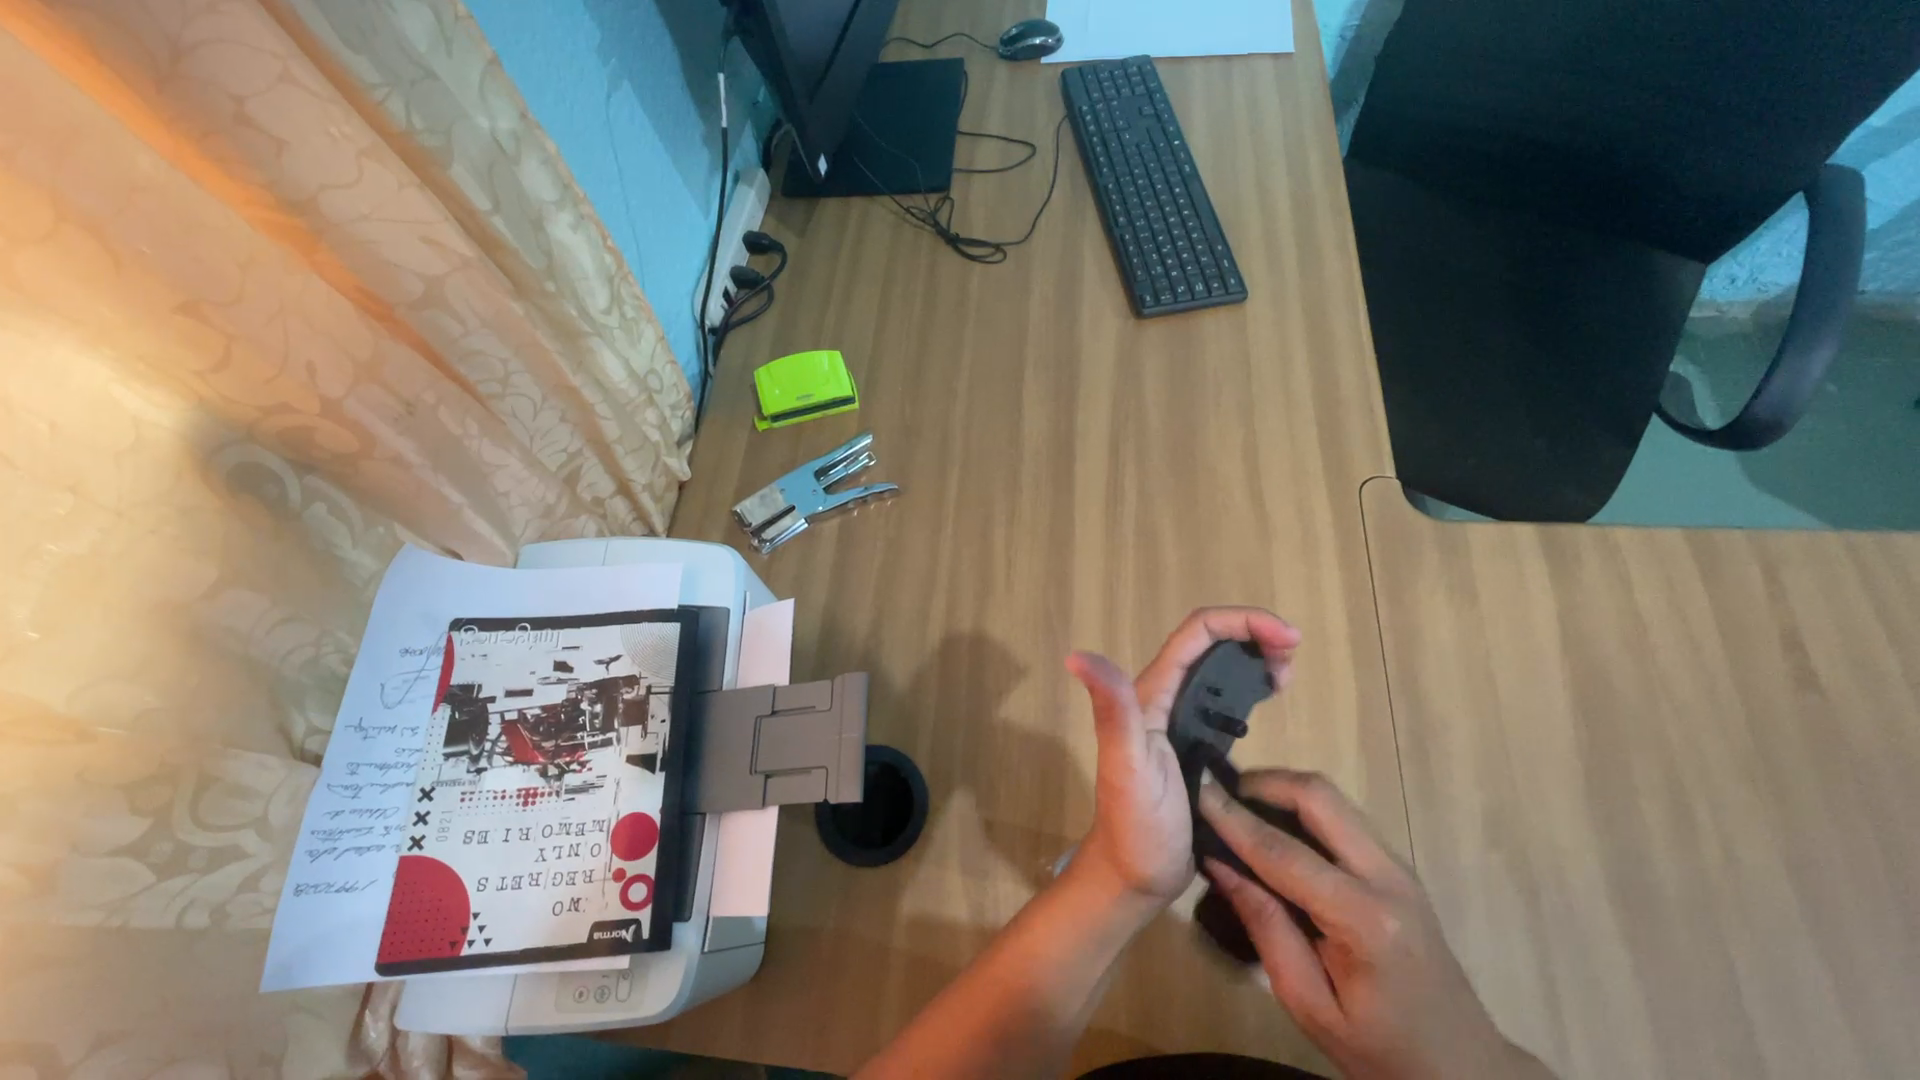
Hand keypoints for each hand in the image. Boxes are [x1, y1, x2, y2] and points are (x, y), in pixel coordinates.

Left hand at [1069, 608, 1300, 905]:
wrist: (1132, 876)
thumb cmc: (1133, 827)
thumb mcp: (1126, 768)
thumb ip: (1112, 711)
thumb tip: (1078, 656)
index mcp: (1150, 695)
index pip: (1196, 634)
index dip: (1241, 622)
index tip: (1287, 638)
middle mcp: (1163, 698)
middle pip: (1209, 644)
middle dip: (1252, 635)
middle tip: (1291, 658)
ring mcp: (1177, 720)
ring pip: (1216, 668)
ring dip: (1252, 657)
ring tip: (1285, 675)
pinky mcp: (1192, 743)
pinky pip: (1222, 699)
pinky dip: (1248, 688)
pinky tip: (1268, 701)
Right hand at [1199, 771, 1552, 1079]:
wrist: (1464, 1067)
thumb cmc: (1380, 1050)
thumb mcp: (1309, 1004)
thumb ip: (1265, 928)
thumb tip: (1219, 863)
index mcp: (1365, 920)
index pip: (1283, 852)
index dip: (1233, 819)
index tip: (1195, 791)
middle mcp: (1388, 877)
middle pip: (1319, 797)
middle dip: (1262, 782)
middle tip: (1218, 794)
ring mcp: (1398, 868)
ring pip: (1333, 800)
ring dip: (1282, 790)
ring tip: (1236, 807)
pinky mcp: (1397, 869)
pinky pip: (1342, 819)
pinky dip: (1301, 809)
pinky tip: (1273, 829)